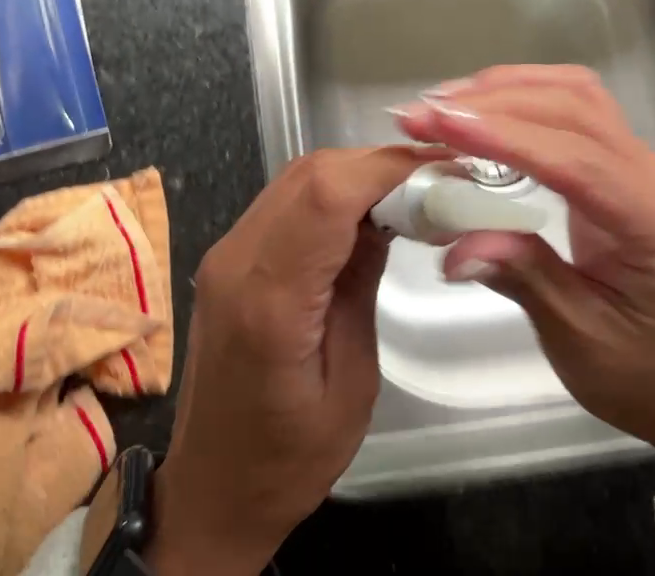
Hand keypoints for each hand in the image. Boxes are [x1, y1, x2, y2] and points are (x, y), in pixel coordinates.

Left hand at [146, 147, 436, 575]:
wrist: (211, 488)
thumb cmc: (289, 459)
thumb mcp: (351, 382)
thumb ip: (362, 286)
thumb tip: (391, 214)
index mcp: (270, 301)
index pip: (326, 195)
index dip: (387, 168)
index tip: (443, 170)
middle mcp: (236, 260)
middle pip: (310, 174)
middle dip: (377, 166)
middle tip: (436, 183)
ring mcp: (224, 254)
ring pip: (295, 179)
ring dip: (354, 175)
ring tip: (409, 195)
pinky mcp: (226, 259)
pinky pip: (282, 202)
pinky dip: (329, 194)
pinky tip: (365, 213)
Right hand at [391, 65, 654, 448]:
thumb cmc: (645, 377)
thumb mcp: (580, 340)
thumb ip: (523, 277)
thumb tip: (454, 246)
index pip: (578, 160)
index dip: (505, 137)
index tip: (439, 124)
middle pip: (577, 109)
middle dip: (494, 104)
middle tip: (420, 116)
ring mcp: (647, 168)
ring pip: (577, 97)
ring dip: (507, 91)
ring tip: (441, 104)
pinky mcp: (626, 168)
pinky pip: (576, 114)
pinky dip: (523, 103)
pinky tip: (481, 113)